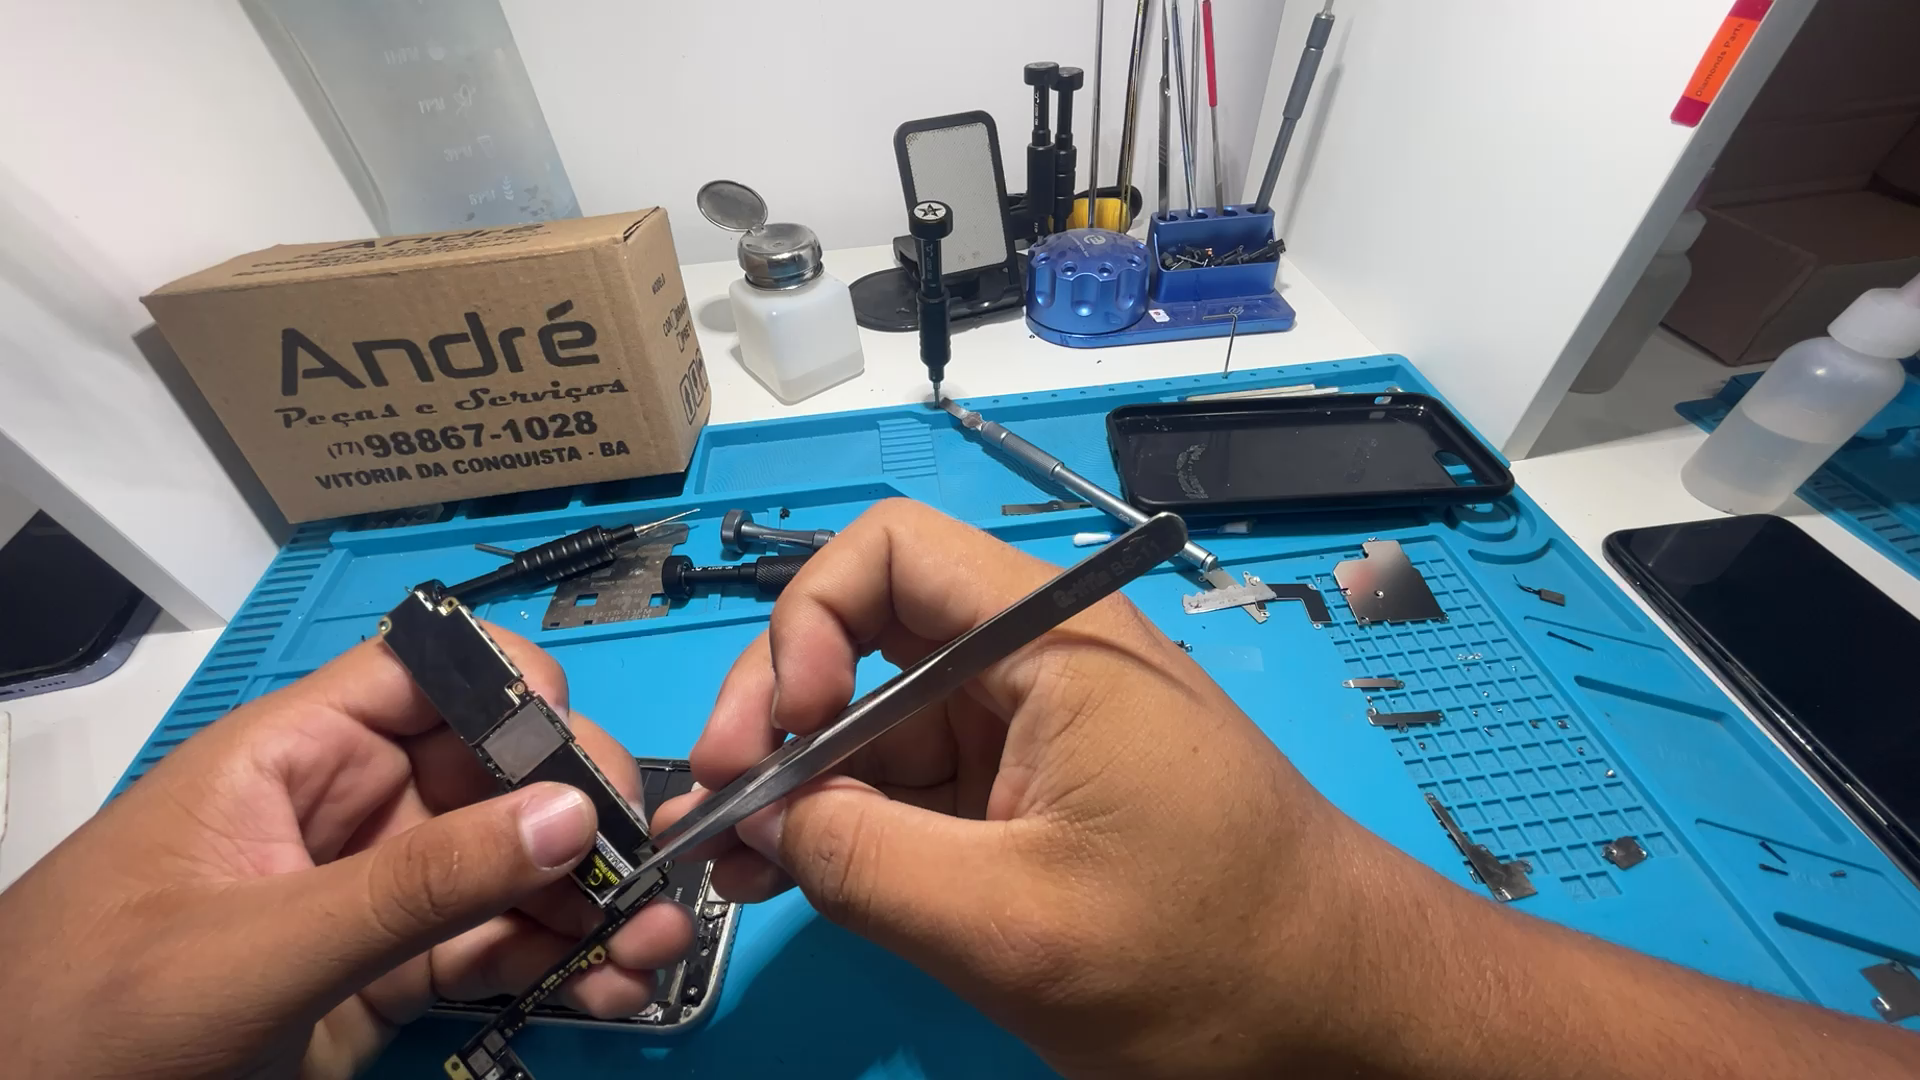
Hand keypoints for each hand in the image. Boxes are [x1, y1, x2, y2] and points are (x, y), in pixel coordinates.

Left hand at [0, 626, 690, 1078]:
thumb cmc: (65, 1053)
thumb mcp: (238, 964)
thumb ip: (415, 884)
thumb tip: (574, 814)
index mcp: (305, 754)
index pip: (436, 672)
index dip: (517, 691)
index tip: (577, 760)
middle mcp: (369, 803)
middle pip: (511, 769)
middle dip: (588, 815)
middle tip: (640, 869)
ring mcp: (398, 885)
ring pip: (528, 860)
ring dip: (600, 898)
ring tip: (654, 945)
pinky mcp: (413, 962)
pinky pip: (511, 939)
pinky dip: (569, 959)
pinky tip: (614, 985)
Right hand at [656, 499, 1371, 1074]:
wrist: (1340, 1007)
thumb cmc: (1210, 957)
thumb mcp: (1016, 923)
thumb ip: (864, 861)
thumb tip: (759, 815)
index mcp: (1047, 637)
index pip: (895, 551)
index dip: (812, 616)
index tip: (782, 722)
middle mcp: (1027, 655)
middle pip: (867, 631)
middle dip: (778, 706)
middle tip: (721, 800)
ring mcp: (1019, 720)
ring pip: (876, 713)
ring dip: (797, 775)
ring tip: (727, 855)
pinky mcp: (1016, 779)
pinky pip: (908, 774)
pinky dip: (844, 815)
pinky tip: (787, 868)